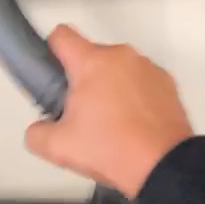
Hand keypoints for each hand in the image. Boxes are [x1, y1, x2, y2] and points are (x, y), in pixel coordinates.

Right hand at [24, 25, 194, 197]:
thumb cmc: (112, 150)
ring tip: (113, 123)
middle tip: (84, 113)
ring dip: (111, 86)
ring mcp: (147, 66)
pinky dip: (136, 95)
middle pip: (91, 55)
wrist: (165, 168)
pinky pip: (142, 80)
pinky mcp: (168, 82)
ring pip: (118, 67)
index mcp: (91, 62)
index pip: (61, 35)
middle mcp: (120, 55)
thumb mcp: (60, 148)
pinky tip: (136, 124)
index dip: (52, 50)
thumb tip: (38, 130)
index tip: (54, 74)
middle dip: (84, 79)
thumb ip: (37, 134)